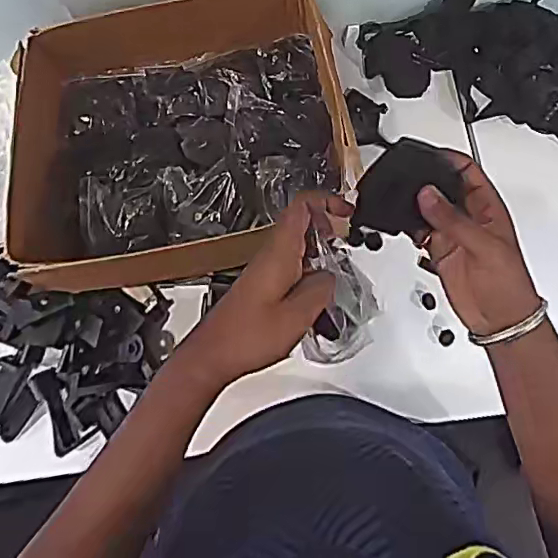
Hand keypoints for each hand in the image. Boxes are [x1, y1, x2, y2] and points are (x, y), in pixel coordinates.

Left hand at [172, 193, 343, 389]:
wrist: (211, 356)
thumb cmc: (244, 337)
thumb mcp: (297, 316)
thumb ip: (321, 289)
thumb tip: (332, 277)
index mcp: (279, 251)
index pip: (302, 205)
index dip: (327, 201)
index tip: (346, 212)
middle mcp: (271, 253)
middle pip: (303, 220)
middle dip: (329, 228)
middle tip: (345, 244)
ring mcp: (265, 267)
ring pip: (299, 243)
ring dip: (320, 251)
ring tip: (335, 274)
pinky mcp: (262, 282)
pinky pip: (292, 262)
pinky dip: (310, 269)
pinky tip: (316, 296)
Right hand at [415, 151, 542, 336]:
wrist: (501, 321)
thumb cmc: (509, 284)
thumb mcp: (483, 246)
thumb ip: (454, 220)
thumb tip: (429, 194)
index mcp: (488, 207)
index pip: (468, 171)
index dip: (450, 159)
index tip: (431, 154)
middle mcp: (470, 217)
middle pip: (445, 186)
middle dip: (428, 179)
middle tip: (408, 175)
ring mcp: (454, 234)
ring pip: (430, 208)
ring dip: (417, 203)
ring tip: (403, 199)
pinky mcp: (441, 252)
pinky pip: (421, 231)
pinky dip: (411, 227)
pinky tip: (406, 226)